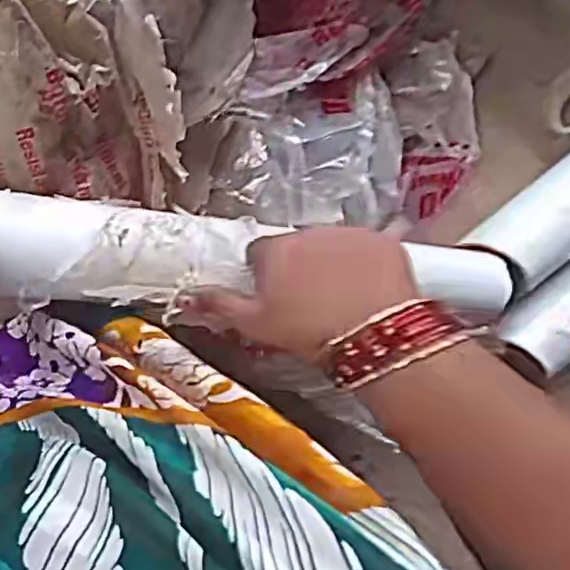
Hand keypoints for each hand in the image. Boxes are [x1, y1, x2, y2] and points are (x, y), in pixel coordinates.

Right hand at [181, 227, 419, 359]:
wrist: (372, 337)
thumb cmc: (307, 332)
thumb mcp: (254, 324)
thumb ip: (219, 305)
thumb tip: (186, 298)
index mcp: (274, 250)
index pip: (259, 253)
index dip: (264, 275)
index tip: (273, 297)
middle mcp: (310, 232)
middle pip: (297, 246)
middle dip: (299, 266)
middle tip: (306, 300)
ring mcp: (350, 234)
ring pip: (332, 244)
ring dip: (332, 261)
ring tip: (339, 295)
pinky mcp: (384, 241)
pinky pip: (369, 246)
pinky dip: (367, 262)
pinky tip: (368, 286)